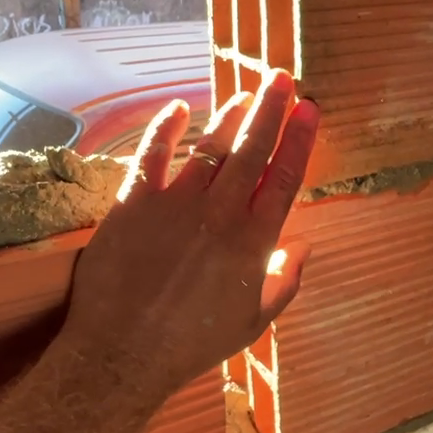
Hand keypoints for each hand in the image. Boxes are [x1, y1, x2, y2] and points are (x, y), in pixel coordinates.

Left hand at [59, 72, 317, 402]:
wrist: (122, 353)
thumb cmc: (193, 342)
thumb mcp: (254, 321)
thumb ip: (284, 280)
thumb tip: (304, 244)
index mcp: (254, 239)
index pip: (284, 177)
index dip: (299, 139)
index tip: (310, 109)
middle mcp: (220, 212)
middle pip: (252, 150)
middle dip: (271, 110)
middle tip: (282, 79)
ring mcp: (176, 203)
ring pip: (211, 147)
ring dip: (230, 117)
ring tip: (245, 94)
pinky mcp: (135, 202)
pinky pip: (152, 154)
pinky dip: (165, 128)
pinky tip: (178, 108)